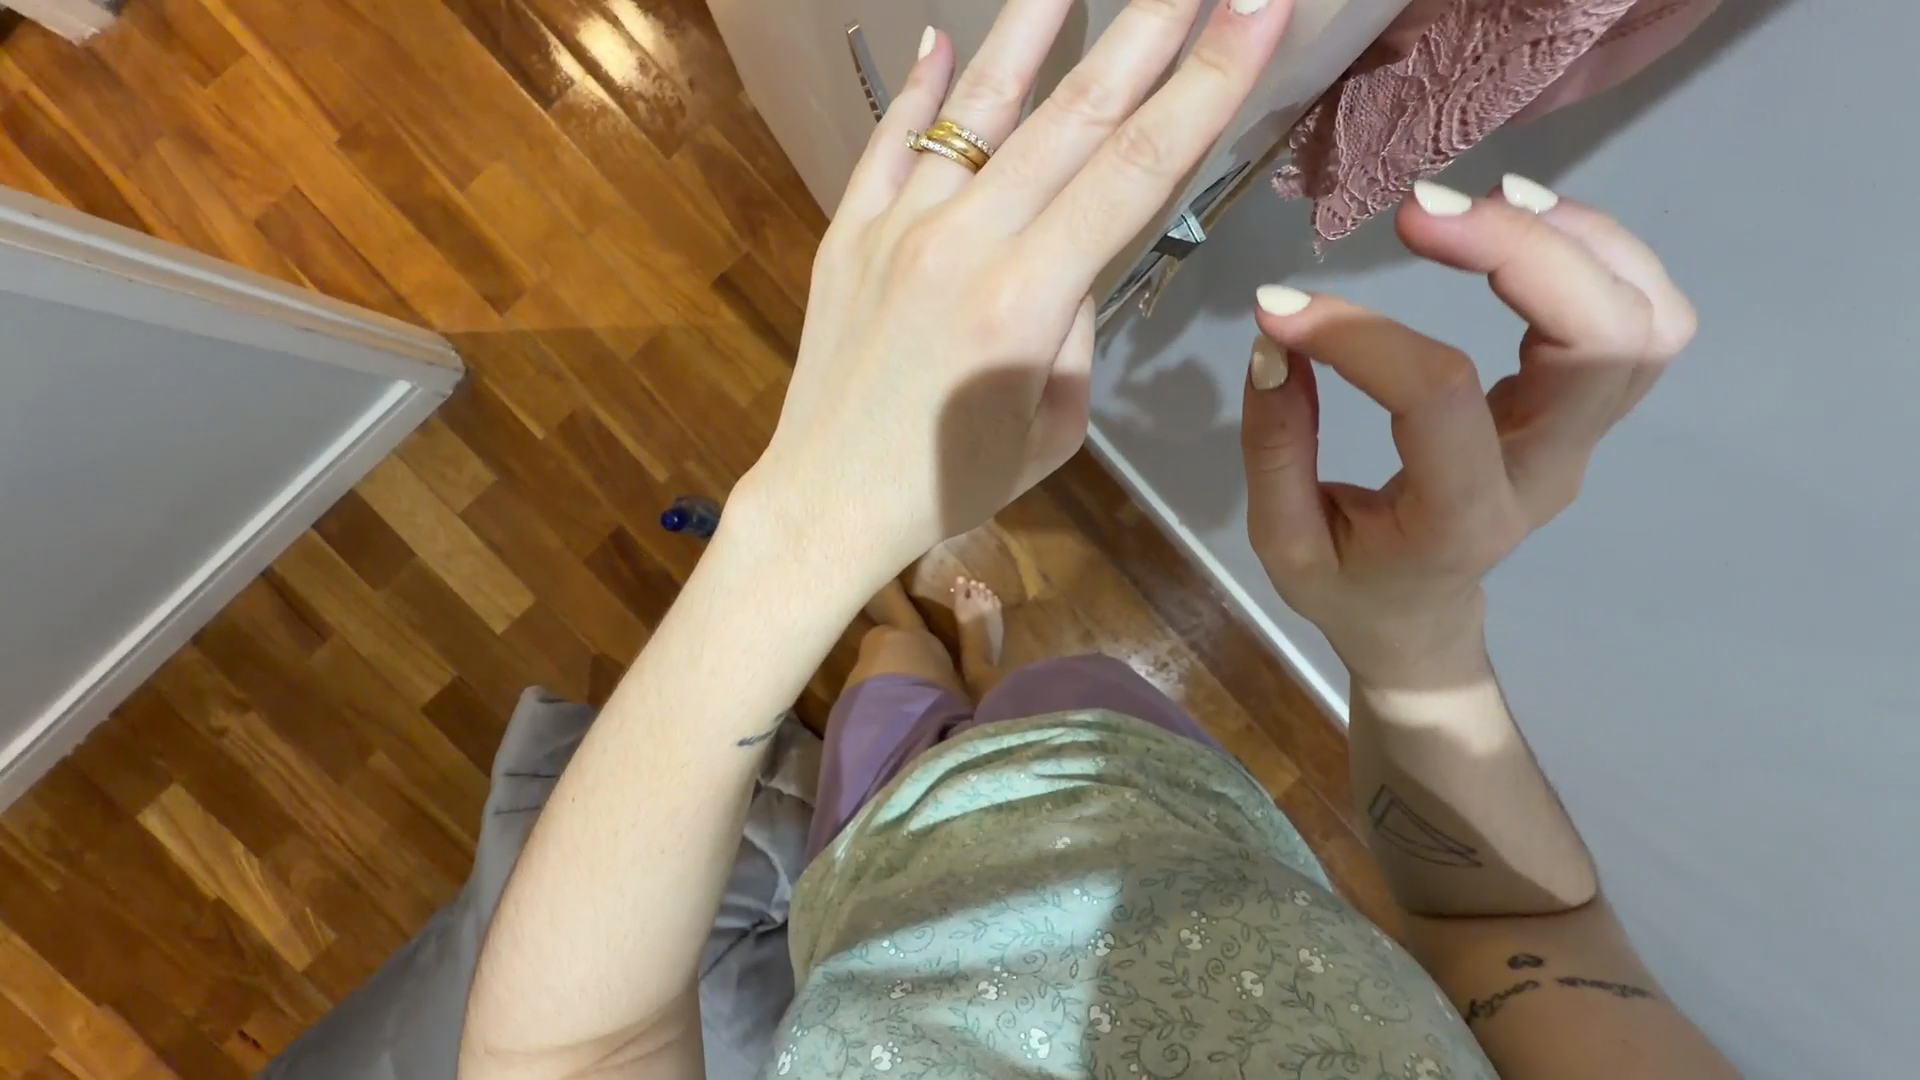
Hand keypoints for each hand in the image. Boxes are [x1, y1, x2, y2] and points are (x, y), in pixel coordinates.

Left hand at [744, 0, 1293, 591]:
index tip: (1258, 9)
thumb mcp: (1050, 428)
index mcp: (1025, 302)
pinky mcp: (846, 235)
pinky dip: (920, 94)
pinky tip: (941, 45)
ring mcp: (895, 229)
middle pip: (1073, 117)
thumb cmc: (950, 484)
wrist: (827, 501)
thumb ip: (1072, 330)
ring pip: (978, 109)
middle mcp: (962, 244)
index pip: (1135, 171)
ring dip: (1034, 28)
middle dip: (1151, 32)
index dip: (1207, 84)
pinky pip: (890, 146)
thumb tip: (1071, 262)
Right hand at [1240, 180, 1696, 687]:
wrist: (1417, 623)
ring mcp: (1578, 443)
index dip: (1357, 335)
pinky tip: (1522, 224)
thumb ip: (1275, 444)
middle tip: (1417, 212)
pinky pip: (1635, 320)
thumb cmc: (1345, 588)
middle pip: (1600, 339)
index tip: (1278, 307)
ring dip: (1574, 242)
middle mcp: (1545, 474)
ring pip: (1645, 320)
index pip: (1436, 397)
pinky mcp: (1579, 416)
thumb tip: (1277, 336)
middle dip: (1516, 252)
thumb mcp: (1281, 538)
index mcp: (1460, 519)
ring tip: (1483, 204)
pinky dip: (1595, 255)